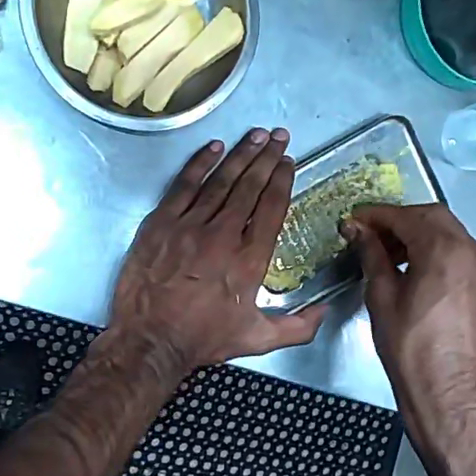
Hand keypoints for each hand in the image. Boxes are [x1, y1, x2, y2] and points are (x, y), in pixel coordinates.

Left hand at [107, 128, 326, 378]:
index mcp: (249, 259)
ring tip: (256, 135)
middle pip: (249, 186)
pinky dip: (199, 164)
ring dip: (240, 155)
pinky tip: (214, 148)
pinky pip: (184, 185)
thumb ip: (297, 327)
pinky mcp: (161, 223)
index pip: (271, 208)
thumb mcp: (257, 340)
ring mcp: (189, 225)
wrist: (149, 341)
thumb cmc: (202, 338)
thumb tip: (326, 312)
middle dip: (267, 158)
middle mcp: (223, 235)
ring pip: (220, 181)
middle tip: (279, 137)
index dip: (282, 180)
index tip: (288, 162)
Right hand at [344, 204, 475, 466]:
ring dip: (417, 232)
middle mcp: (472, 250)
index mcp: (445, 250)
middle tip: (368, 234)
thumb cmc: (408, 345)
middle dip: (399, 220)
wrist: (445, 390)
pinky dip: (434, 247)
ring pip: (448, 231)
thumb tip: (357, 229)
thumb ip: (372, 253)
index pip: (407, 216)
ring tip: (386, 250)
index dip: (377, 215)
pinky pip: (458, 250)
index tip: (354, 220)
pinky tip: (411, 263)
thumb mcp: (382, 295)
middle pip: (432, 216)